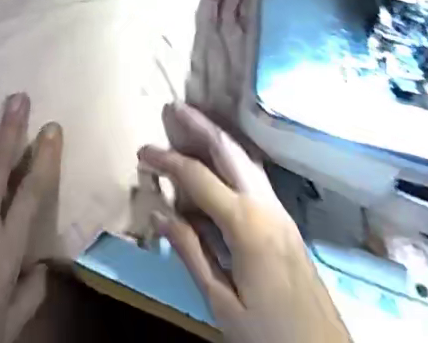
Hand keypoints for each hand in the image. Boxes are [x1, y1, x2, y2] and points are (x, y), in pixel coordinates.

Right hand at [138, 103, 349, 342]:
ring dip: (218, 137)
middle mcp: (264, 205)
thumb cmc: (270, 335)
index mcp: (245, 223)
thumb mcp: (222, 303)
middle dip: (200, 126)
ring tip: (194, 122)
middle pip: (228, 151)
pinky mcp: (286, 221)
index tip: (141, 151)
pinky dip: (232, 157)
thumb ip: (191, 252)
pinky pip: (254, 175)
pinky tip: (220, 160)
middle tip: (173, 107)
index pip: (197, 177)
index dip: (167, 161)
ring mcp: (279, 210)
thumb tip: (159, 212)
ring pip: (246, 159)